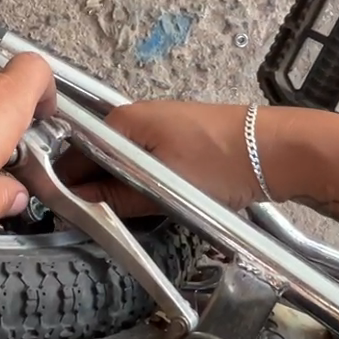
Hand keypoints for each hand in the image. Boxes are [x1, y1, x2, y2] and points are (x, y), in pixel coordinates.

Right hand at [68, 101, 283, 214]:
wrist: (274, 150)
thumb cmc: (220, 162)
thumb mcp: (160, 189)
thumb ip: (114, 197)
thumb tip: (75, 203)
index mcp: (121, 121)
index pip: (73, 154)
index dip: (65, 185)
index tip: (64, 214)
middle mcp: (132, 118)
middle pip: (94, 157)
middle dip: (92, 187)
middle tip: (95, 220)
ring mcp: (155, 127)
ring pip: (118, 162)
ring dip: (117, 187)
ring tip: (123, 214)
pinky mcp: (174, 138)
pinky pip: (140, 161)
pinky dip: (138, 181)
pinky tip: (148, 201)